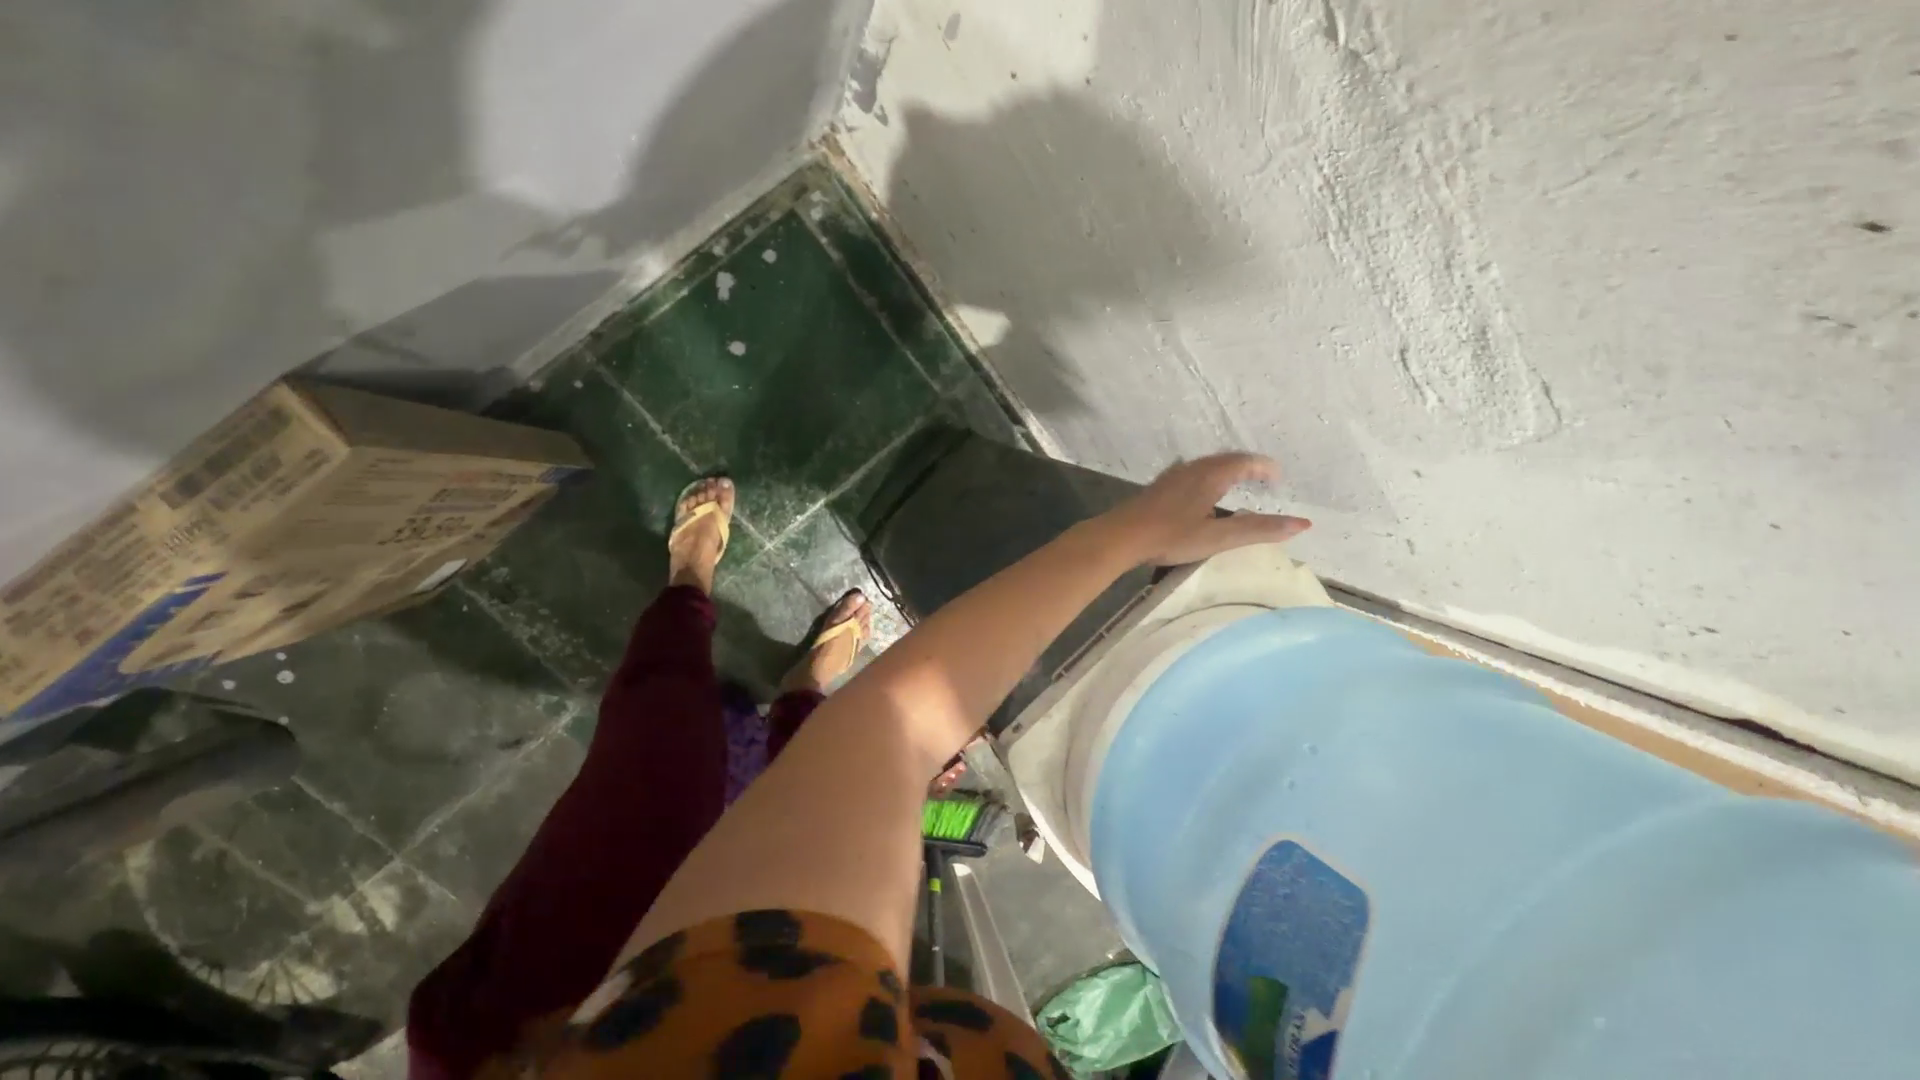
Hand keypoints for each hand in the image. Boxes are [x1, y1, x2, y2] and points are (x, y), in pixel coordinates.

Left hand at [1098, 453, 1311, 566]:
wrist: (1121, 536)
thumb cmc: (1171, 536)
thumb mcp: (1219, 537)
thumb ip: (1258, 530)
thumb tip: (1302, 524)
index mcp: (1210, 476)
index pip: (1244, 462)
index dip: (1263, 467)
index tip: (1278, 475)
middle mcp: (1191, 470)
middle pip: (1224, 460)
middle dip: (1245, 465)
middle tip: (1262, 475)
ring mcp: (1171, 477)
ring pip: (1204, 466)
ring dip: (1224, 470)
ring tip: (1235, 481)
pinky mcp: (1157, 489)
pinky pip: (1189, 475)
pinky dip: (1205, 478)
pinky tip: (1198, 493)